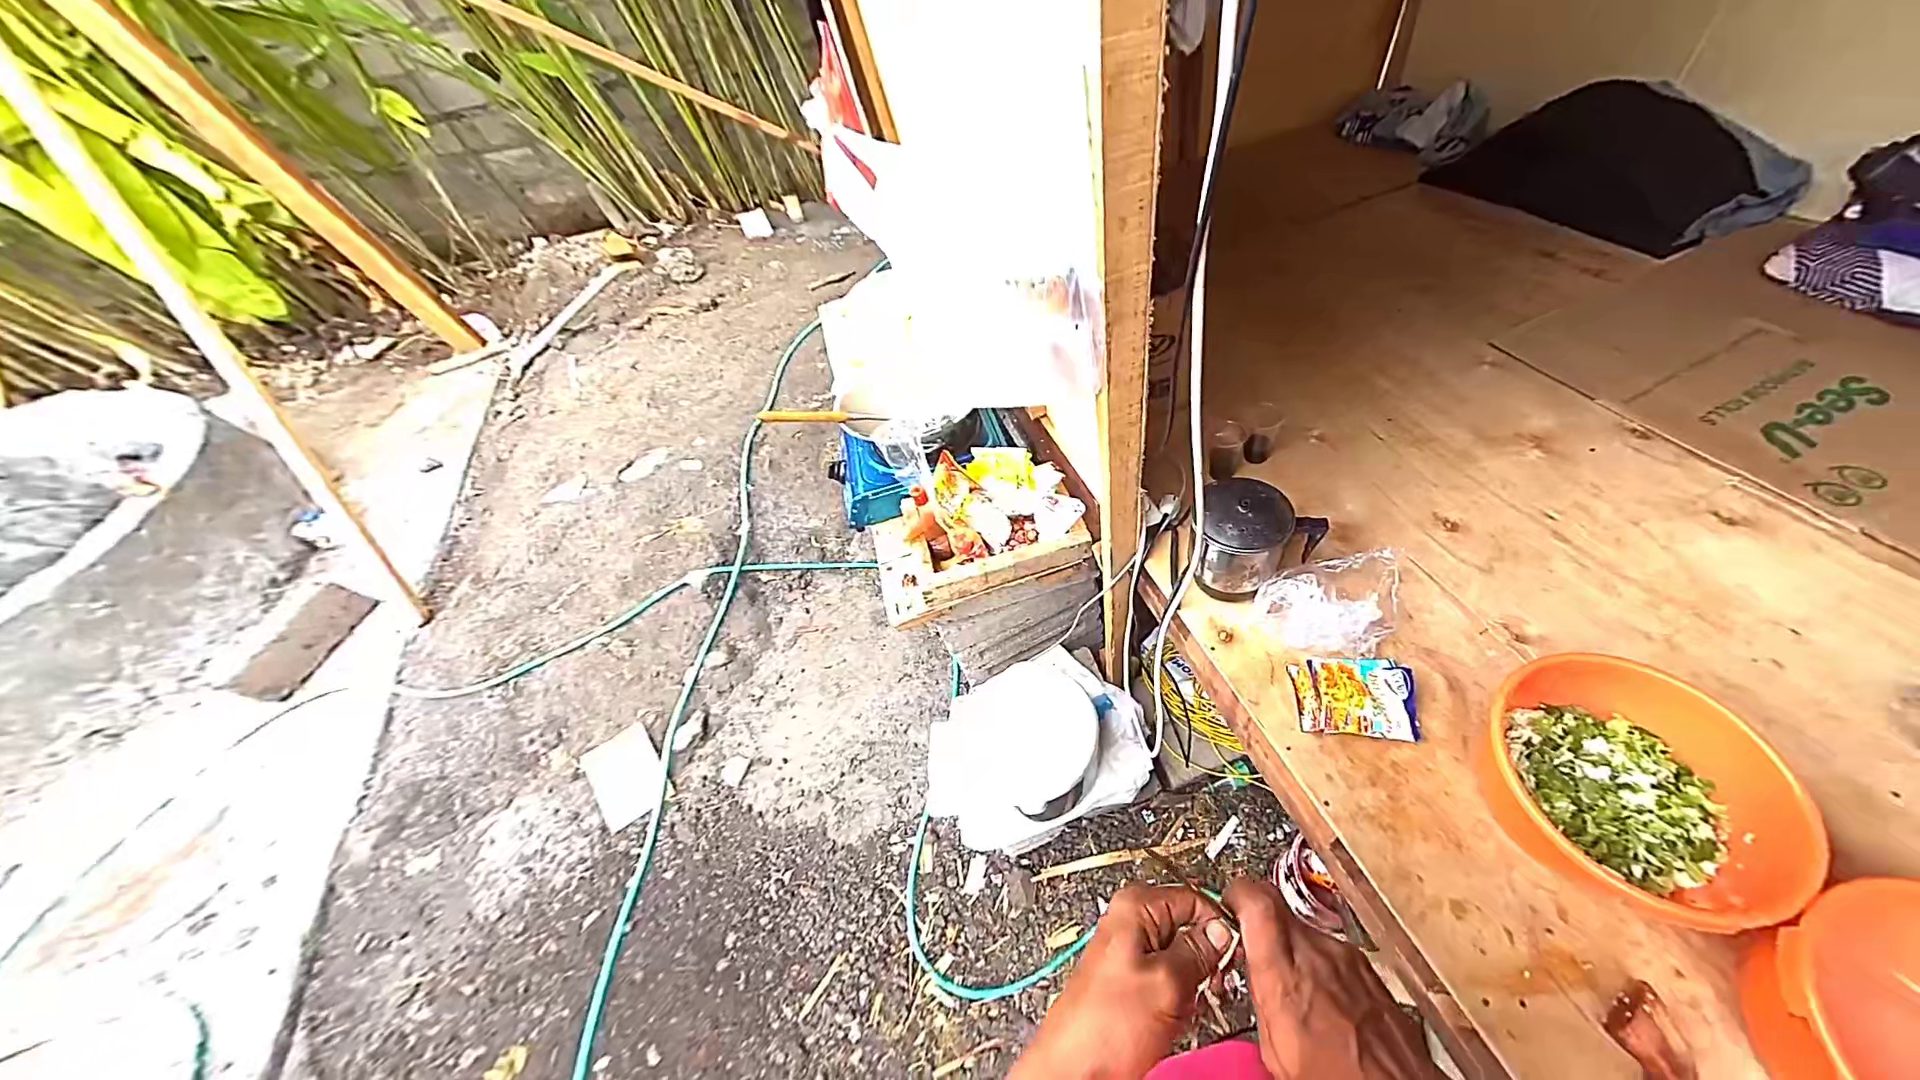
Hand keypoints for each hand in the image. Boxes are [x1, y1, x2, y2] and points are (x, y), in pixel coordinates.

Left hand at [1009, 883, 1235, 1079]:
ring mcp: (1132, 953)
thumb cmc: (1105, 1025)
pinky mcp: (1133, 982)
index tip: (1234, 955)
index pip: (1194, 898)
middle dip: (1204, 962)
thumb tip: (1222, 929)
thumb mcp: (1167, 982)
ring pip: (1184, 961)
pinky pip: (1170, 984)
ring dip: (1193, 987)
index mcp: (1135, 907)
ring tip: (1182, 1007)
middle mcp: (1131, 923)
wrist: (1077, 1069)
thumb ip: (1198, 951)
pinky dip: (1179, 1001)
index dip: (1219, 926)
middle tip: (1208, 987)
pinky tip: (1173, 1018)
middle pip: (1190, 929)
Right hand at [1224, 877, 1438, 1079]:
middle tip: (1260, 955)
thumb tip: (1255, 973)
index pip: (1255, 899)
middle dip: (1264, 926)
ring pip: (1306, 932)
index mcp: (1285, 974)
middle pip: (1278, 909)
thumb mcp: (1276, 1051)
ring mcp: (1349, 960)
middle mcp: (1318, 955)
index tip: (1232, 906)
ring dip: (1296, 951)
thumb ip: (1261, 996)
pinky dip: (1324, 970)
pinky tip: (1329, 1008)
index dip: (1238, 895)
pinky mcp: (1373, 973)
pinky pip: (1333, 954)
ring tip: (1300, 994)